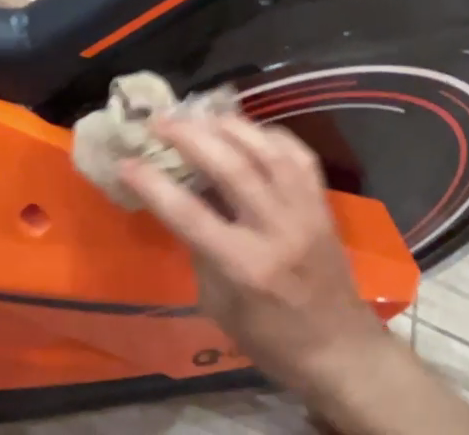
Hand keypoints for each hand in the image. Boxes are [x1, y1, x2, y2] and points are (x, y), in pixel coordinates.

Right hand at [121, 116, 384, 394]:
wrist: (343, 353)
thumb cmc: (270, 339)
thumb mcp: (218, 305)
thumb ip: (199, 249)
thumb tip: (178, 200)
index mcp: (244, 266)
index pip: (189, 213)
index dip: (152, 183)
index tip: (125, 162)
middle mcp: (276, 231)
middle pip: (230, 166)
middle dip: (188, 136)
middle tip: (158, 121)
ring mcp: (305, 212)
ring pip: (266, 149)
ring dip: (227, 125)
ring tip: (197, 114)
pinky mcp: (322, 204)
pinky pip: (297, 154)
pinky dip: (268, 134)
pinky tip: (246, 130)